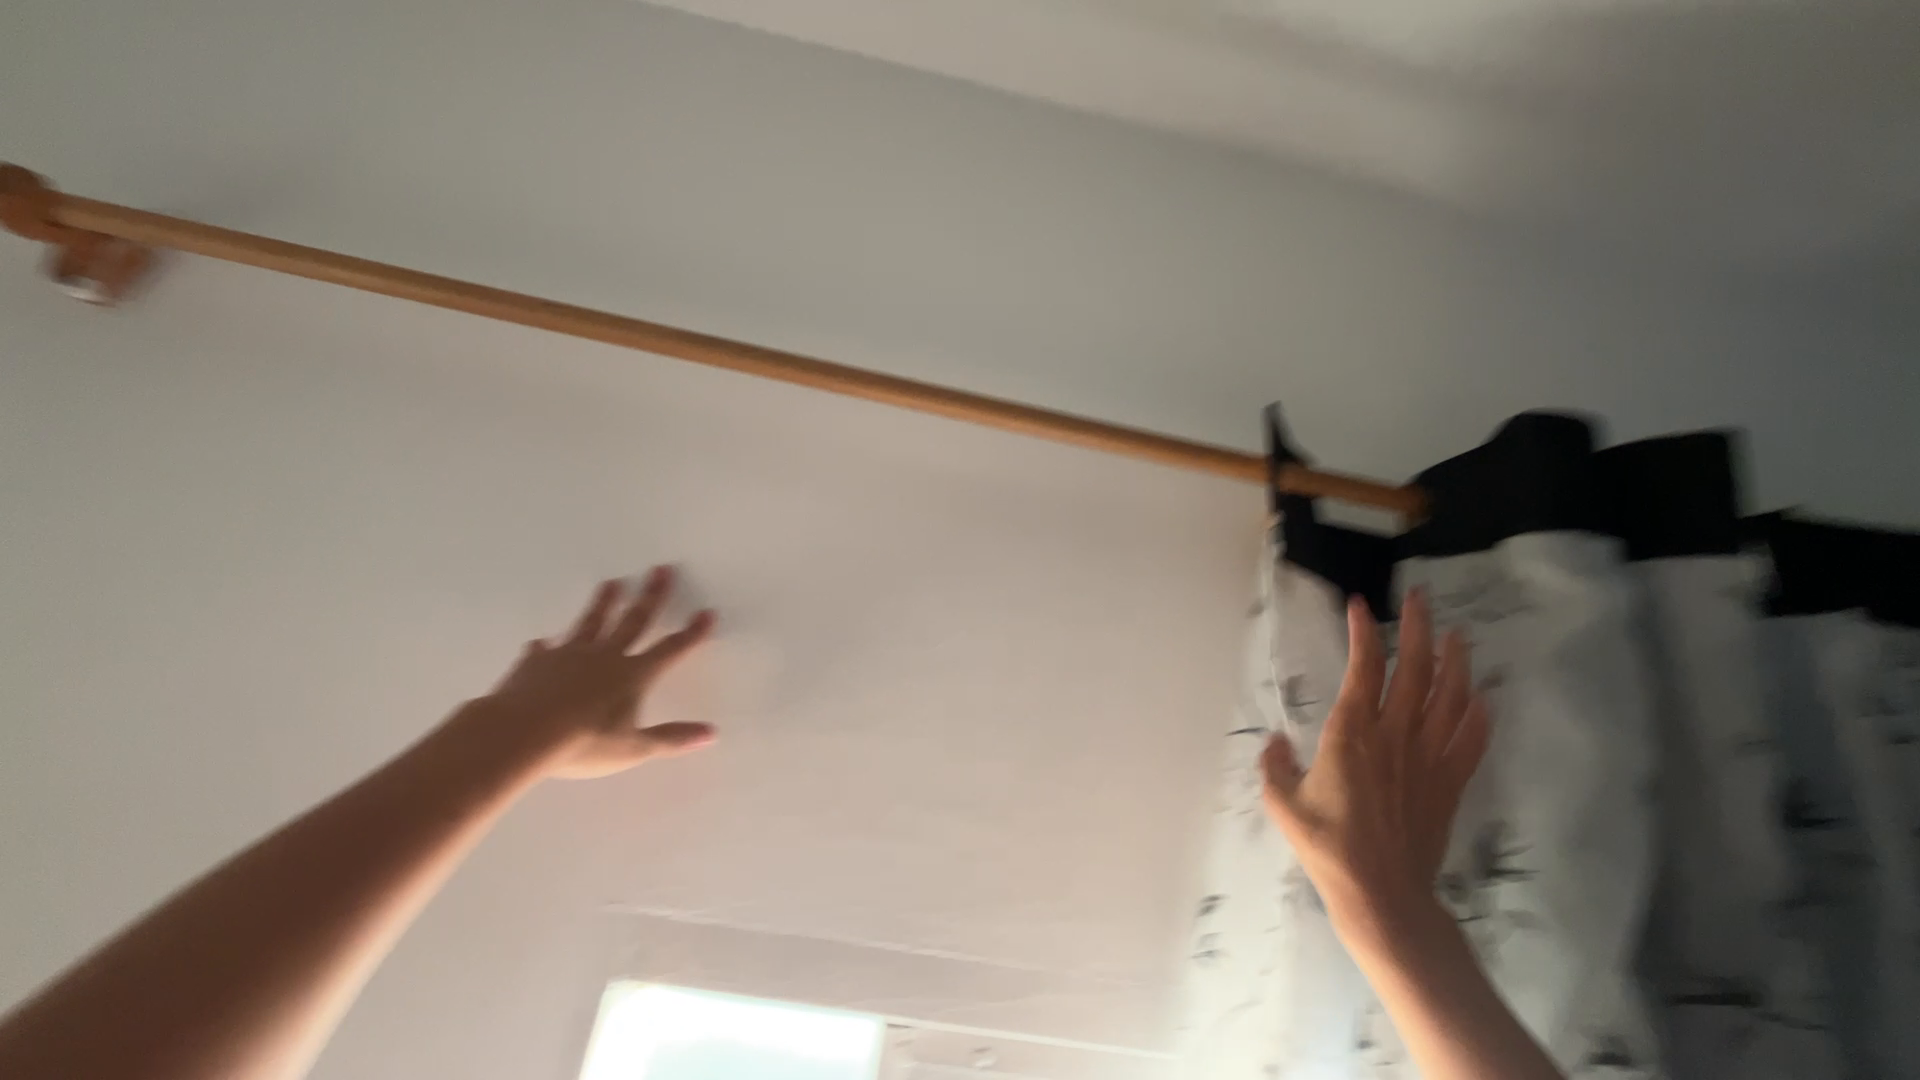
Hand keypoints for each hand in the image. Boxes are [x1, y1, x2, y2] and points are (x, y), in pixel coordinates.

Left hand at [472, 567, 717, 778]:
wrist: (520, 735)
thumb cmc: (584, 743)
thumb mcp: (634, 748)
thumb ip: (671, 739)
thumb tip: (711, 734)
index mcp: (633, 675)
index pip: (670, 650)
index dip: (691, 633)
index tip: (706, 612)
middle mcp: (605, 657)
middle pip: (633, 621)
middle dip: (650, 597)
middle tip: (661, 570)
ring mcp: (568, 655)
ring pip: (591, 623)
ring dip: (603, 604)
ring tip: (611, 583)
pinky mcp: (536, 663)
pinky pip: (543, 650)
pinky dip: (545, 647)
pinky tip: (541, 643)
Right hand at [1261, 589, 1488, 946]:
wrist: (1383, 892)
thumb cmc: (1327, 846)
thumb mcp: (1282, 803)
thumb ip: (1274, 766)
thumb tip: (1274, 740)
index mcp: (1352, 734)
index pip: (1364, 669)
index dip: (1364, 633)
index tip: (1360, 604)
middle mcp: (1395, 736)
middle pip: (1415, 671)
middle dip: (1417, 628)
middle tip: (1419, 597)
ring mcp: (1429, 758)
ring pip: (1450, 697)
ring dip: (1455, 661)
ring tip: (1456, 633)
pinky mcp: (1450, 782)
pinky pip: (1471, 740)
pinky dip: (1479, 714)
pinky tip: (1481, 696)